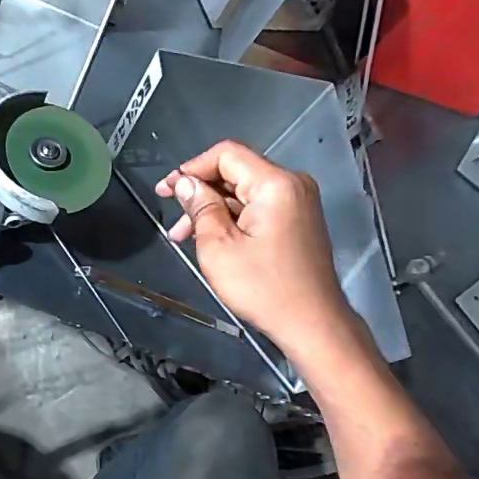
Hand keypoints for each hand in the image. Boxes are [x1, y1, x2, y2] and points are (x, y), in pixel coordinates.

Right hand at [155, 141, 361, 359]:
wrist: (312, 323)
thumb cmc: (264, 289)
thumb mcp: (219, 247)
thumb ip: (201, 208)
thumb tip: (186, 184)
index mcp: (275, 184)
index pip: (226, 154)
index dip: (191, 168)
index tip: (167, 190)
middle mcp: (292, 184)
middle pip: (236, 171)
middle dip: (200, 192)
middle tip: (173, 217)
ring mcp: (298, 202)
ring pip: (245, 192)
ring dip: (214, 209)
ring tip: (185, 236)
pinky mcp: (299, 220)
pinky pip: (259, 207)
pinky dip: (234, 218)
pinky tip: (213, 239)